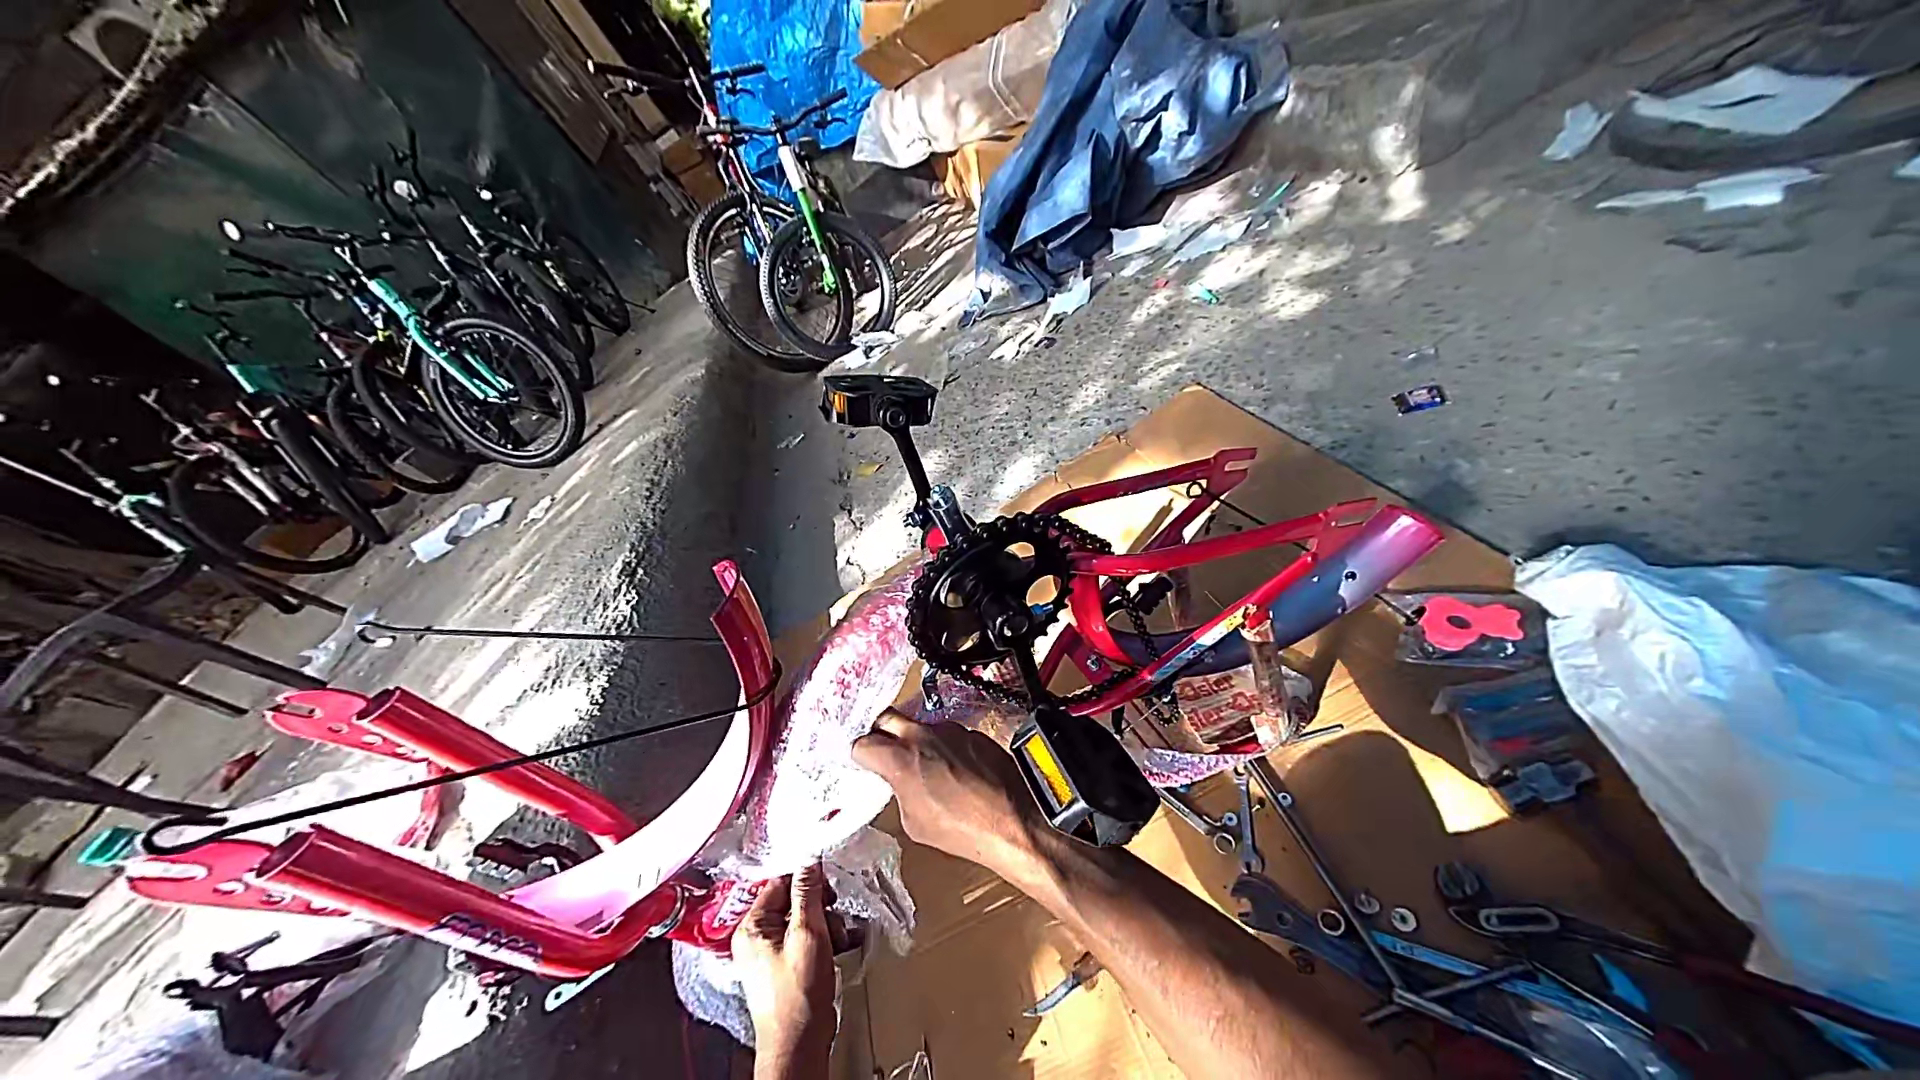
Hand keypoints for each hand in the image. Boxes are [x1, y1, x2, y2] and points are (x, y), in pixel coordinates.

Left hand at [732, 867, 835, 1075]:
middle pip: (792, 901)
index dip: (804, 880)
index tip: (826, 882)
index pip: (778, 883)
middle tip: (834, 913)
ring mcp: (770, 954)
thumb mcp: (807, 933)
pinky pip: (806, 939)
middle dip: (819, 906)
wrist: (800, 1045)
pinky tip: (839, 946)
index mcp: (752, 927)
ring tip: (838, 937)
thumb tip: (808, 862)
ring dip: (826, 924)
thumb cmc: (798, 995)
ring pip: (803, 920)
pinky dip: (824, 940)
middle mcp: (757, 938)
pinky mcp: (786, 966)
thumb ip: (808, 893)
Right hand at [850, 709, 1048, 882]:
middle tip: (884, 751)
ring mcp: (950, 730)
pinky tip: (953, 768)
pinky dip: (943, 746)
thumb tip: (900, 781)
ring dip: (916, 740)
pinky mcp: (972, 732)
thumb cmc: (963, 829)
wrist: (1013, 819)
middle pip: (887, 718)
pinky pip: (948, 733)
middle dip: (881, 733)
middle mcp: (923, 735)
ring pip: (920, 725)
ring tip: (925, 765)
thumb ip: (899, 790)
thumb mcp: (914, 821)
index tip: (865, 763)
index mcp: (901, 758)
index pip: (863, 743)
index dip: (862, 755)